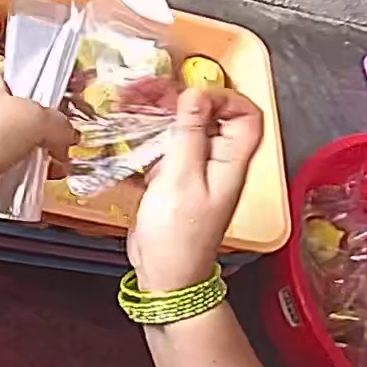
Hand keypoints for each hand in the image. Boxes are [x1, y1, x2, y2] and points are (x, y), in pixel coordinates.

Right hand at [127, 88, 263, 292]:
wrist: (164, 276)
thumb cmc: (178, 237)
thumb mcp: (181, 180)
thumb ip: (188, 134)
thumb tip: (195, 94)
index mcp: (230, 161)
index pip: (244, 114)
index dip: (222, 96)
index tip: (188, 94)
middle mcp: (215, 162)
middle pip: (205, 116)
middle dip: (175, 98)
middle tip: (142, 90)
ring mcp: (191, 171)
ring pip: (179, 129)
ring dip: (154, 114)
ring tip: (125, 102)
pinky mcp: (169, 181)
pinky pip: (161, 149)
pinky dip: (143, 137)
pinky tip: (122, 131)